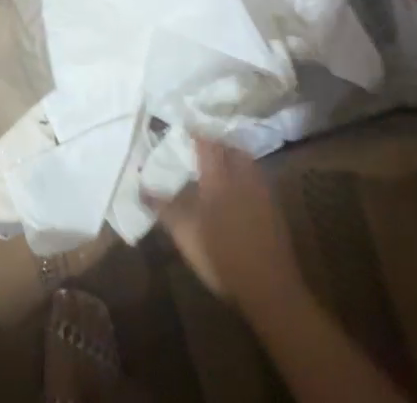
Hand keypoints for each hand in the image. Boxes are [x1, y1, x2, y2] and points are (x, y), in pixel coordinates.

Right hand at [155, 138, 298, 303]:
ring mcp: (263, 193)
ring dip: (231, 157)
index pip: (207, 143)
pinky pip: (256, 179)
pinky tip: (234, 192)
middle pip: (231, 147)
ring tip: (215, 167)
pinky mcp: (274, 210)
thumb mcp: (184, 234)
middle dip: (216, 143)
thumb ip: (164, 207)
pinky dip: (243, 175)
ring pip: (247, 162)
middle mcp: (244, 178)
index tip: (181, 128)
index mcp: (219, 178)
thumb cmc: (221, 257)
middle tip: (198, 147)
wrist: (270, 289)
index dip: (194, 132)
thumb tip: (142, 189)